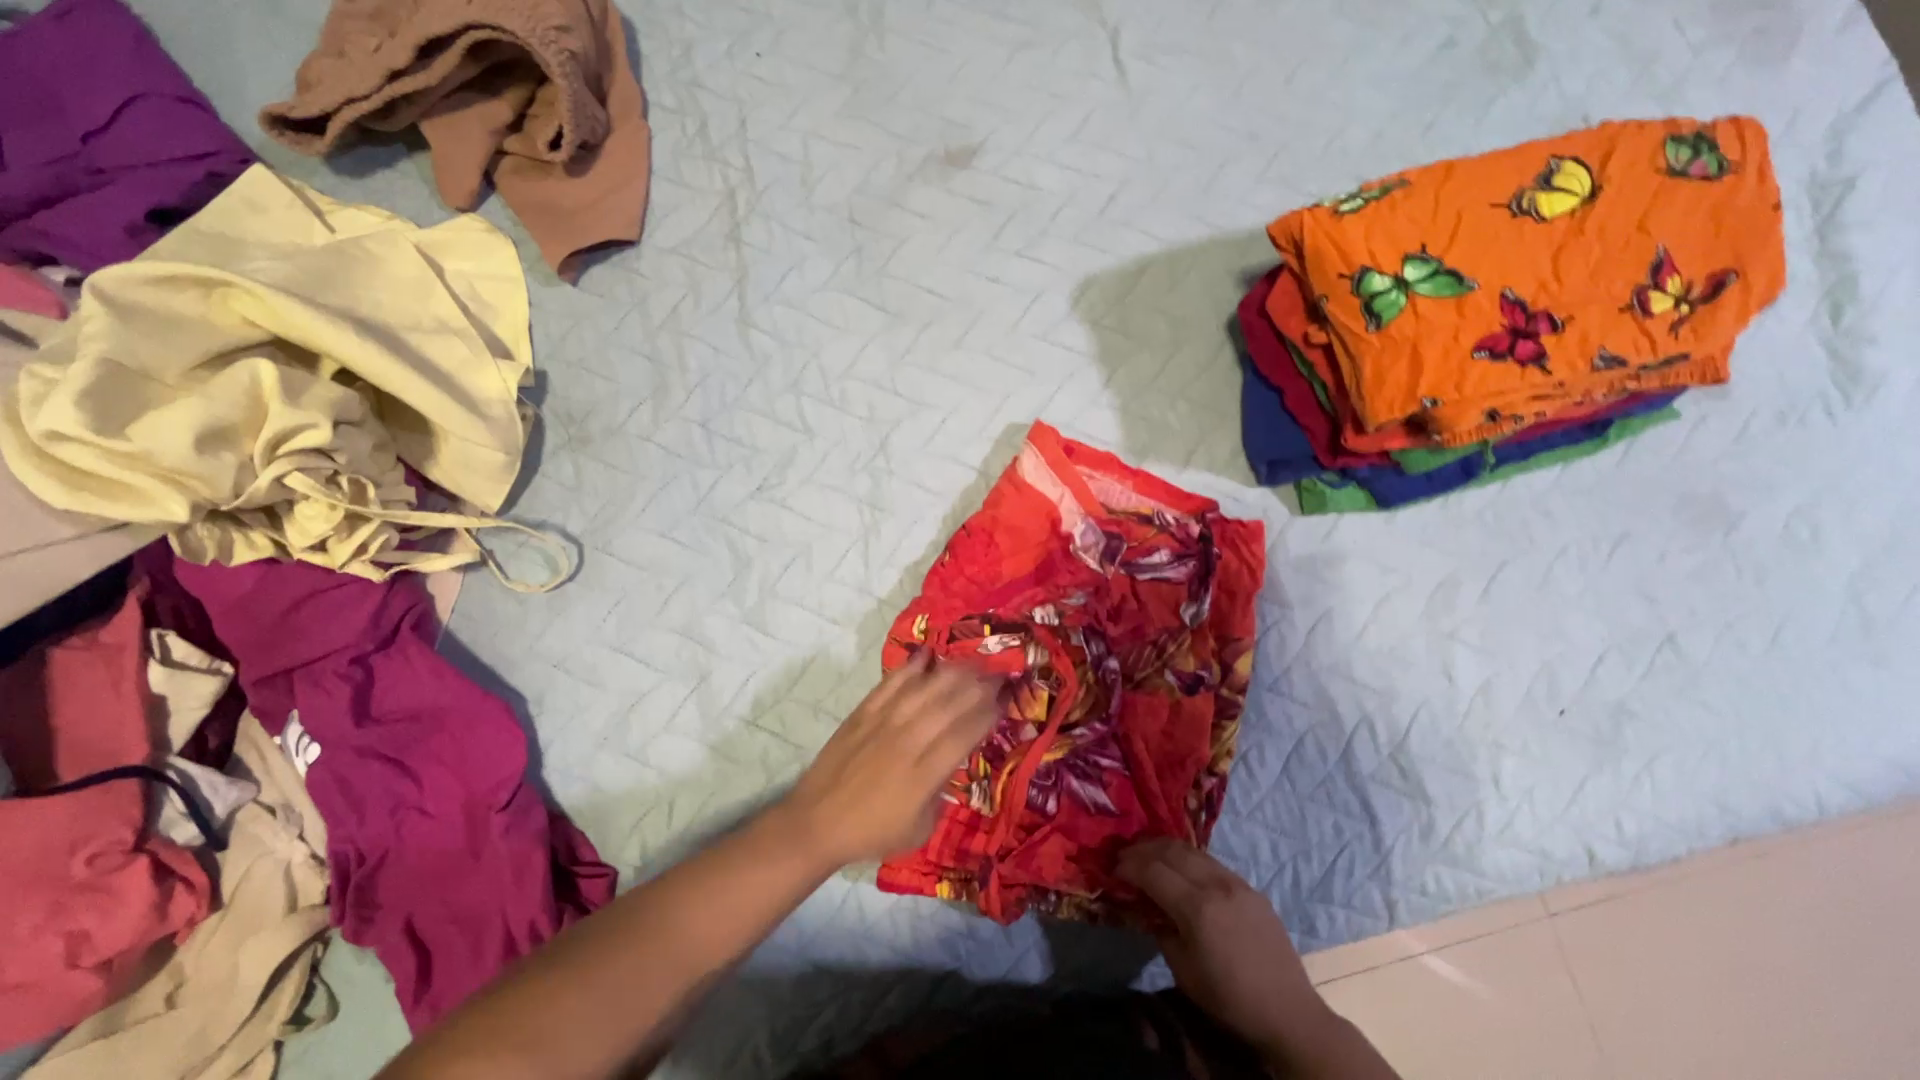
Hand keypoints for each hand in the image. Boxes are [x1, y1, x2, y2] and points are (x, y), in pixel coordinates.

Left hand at [780, 649, 1002, 866]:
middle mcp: (907, 742)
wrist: (817, 823)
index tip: (1006, 699)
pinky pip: (889, 685)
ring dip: (950, 672)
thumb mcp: (920, 829)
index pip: (965, 734)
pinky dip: (909, 669)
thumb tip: (951, 769)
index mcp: (924, 774)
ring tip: (971, 661)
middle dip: (978, 685)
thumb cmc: (872, 833)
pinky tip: (926, 656)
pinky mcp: (861, 715)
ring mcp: (882, 724)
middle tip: (998, 672)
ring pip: (923, 690)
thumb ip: (941, 796)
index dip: (988, 714)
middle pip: (949, 705)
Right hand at [1118, 839, 1327, 1054]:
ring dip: (1167, 850)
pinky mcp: (1252, 890)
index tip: (1113, 869)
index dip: (1129, 867)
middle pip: (1173, 851)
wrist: (1286, 1010)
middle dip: (1144, 849)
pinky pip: (1214, 864)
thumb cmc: (1229, 999)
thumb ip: (1161, 931)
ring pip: (1195, 852)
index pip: (1153, 871)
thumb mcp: (1183, 971)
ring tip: (1149, 857)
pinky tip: (1182, 871)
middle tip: (1125, 856)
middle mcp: (1217, 885)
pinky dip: (1190, 860)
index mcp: (1197, 908)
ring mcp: (1238, 884)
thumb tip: (1147, 909)